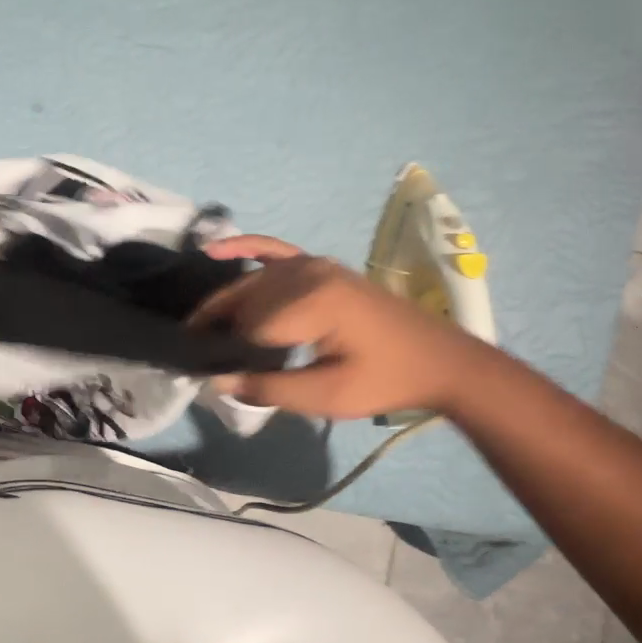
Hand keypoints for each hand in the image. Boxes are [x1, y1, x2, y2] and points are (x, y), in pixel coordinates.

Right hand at [188, 235, 495, 417]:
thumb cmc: (385, 381)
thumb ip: (269, 388)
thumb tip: (217, 380)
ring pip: (254, 281)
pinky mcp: (323, 267)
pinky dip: (244, 247)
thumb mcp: (327, 395)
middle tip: (200, 356)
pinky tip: (214, 249)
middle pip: (247, 301)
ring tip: (204, 329)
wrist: (442, 362)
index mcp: (313, 304)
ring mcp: (316, 265)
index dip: (227, 353)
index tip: (210, 374)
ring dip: (228, 302)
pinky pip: (275, 249)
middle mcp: (310, 274)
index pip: (249, 328)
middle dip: (220, 327)